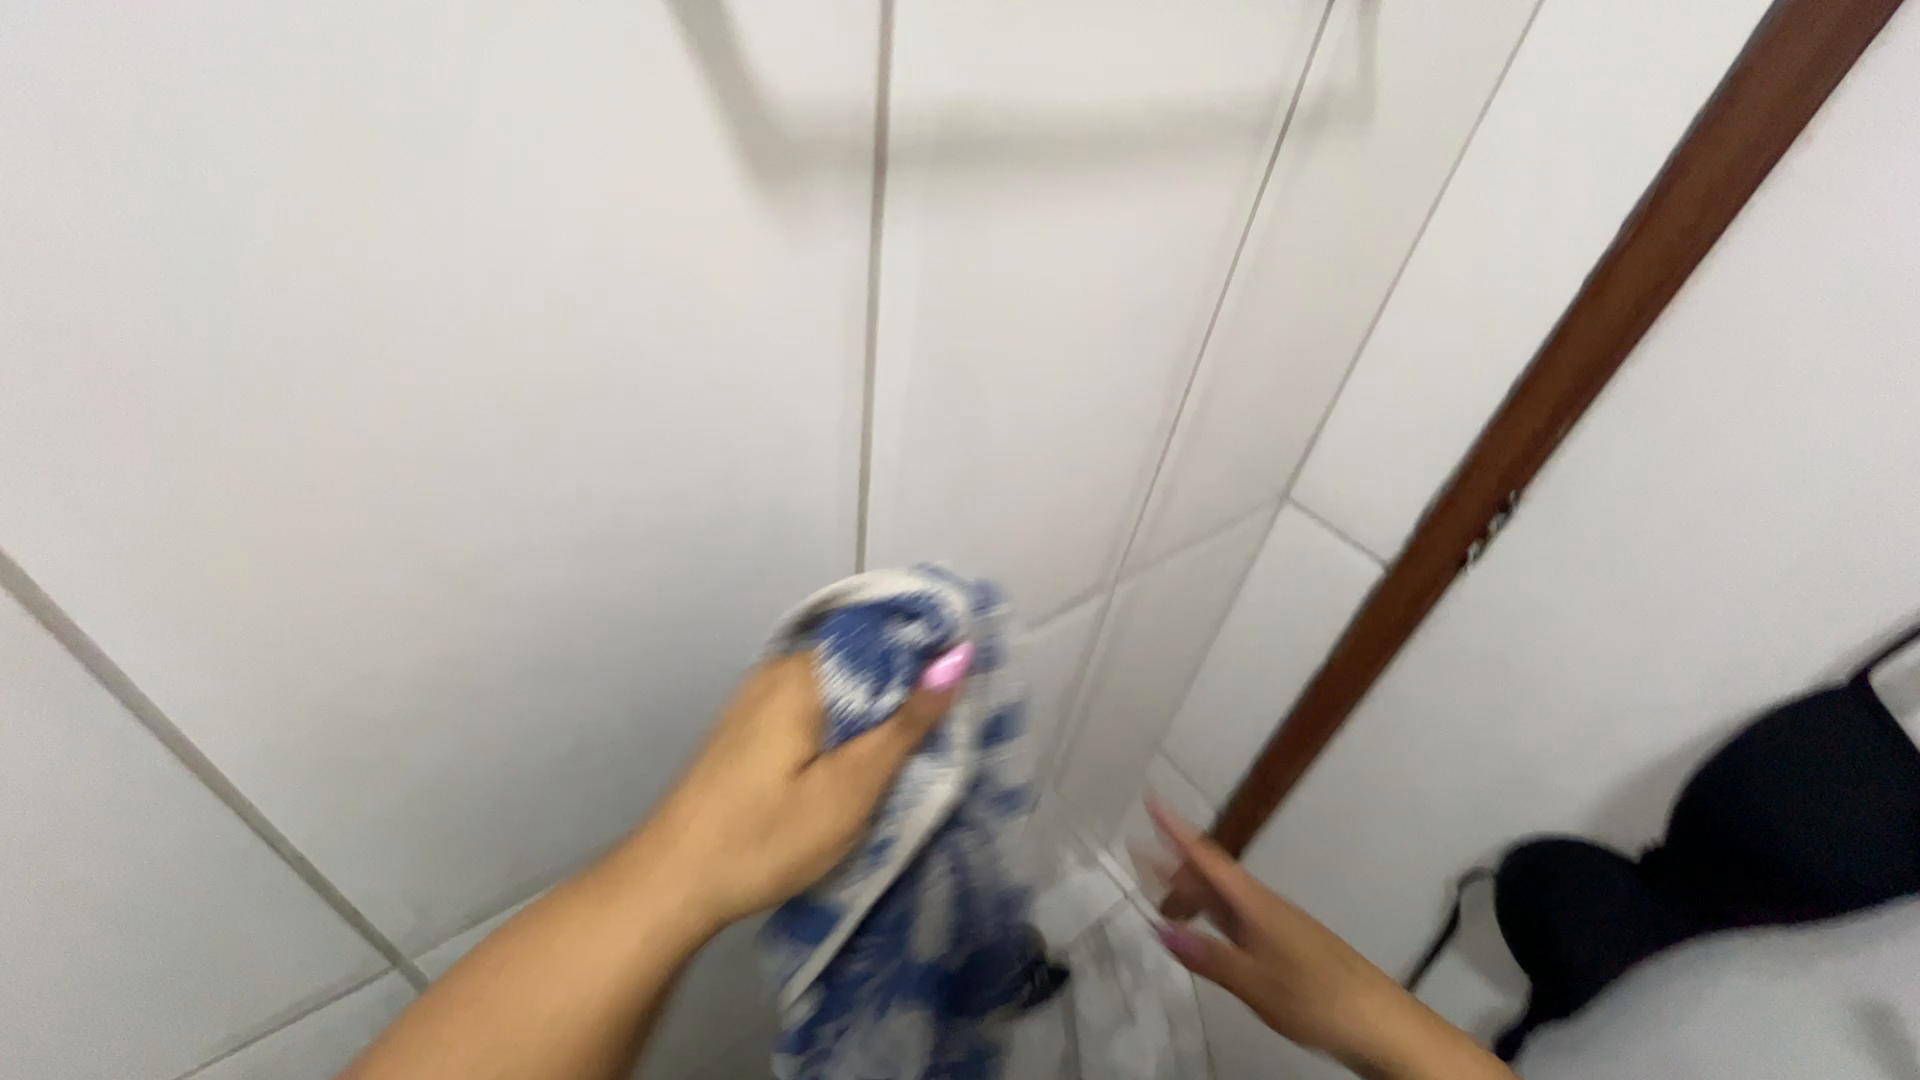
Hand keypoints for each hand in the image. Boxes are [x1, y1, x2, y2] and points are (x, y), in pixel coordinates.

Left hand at [635, 644, 970, 932]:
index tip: (962, 705)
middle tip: (937, 746)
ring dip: (873, 721)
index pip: (886, 642)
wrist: (670, 886)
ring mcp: (758, 698)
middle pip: (862, 667)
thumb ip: (907, 723)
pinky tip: (854, 769)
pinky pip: (814, 712)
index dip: (928, 668)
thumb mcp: (852, 787)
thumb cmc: (767, 837)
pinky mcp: (749, 728)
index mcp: (805, 673)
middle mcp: (779, 670)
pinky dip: (843, 733)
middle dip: (902, 699)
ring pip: (840, 693)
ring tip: (905, 762)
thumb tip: (958, 657)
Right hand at [1147, 800, 1410, 1064]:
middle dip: (1173, 861)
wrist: (1385, 1026)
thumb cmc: (1319, 998)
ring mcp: (1275, 924)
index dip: (1176, 829)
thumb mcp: (1257, 983)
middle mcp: (1262, 905)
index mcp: (1253, 904)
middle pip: (1211, 874)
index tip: (1152, 799)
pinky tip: (1203, 927)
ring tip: (1159, 890)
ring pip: (1222, 896)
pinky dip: (1209, 914)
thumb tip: (1159, 928)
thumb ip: (1209, 956)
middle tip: (1138, 853)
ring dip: (1189, 889)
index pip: (1206, 857)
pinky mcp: (1284, 945)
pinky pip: (1234, 916)